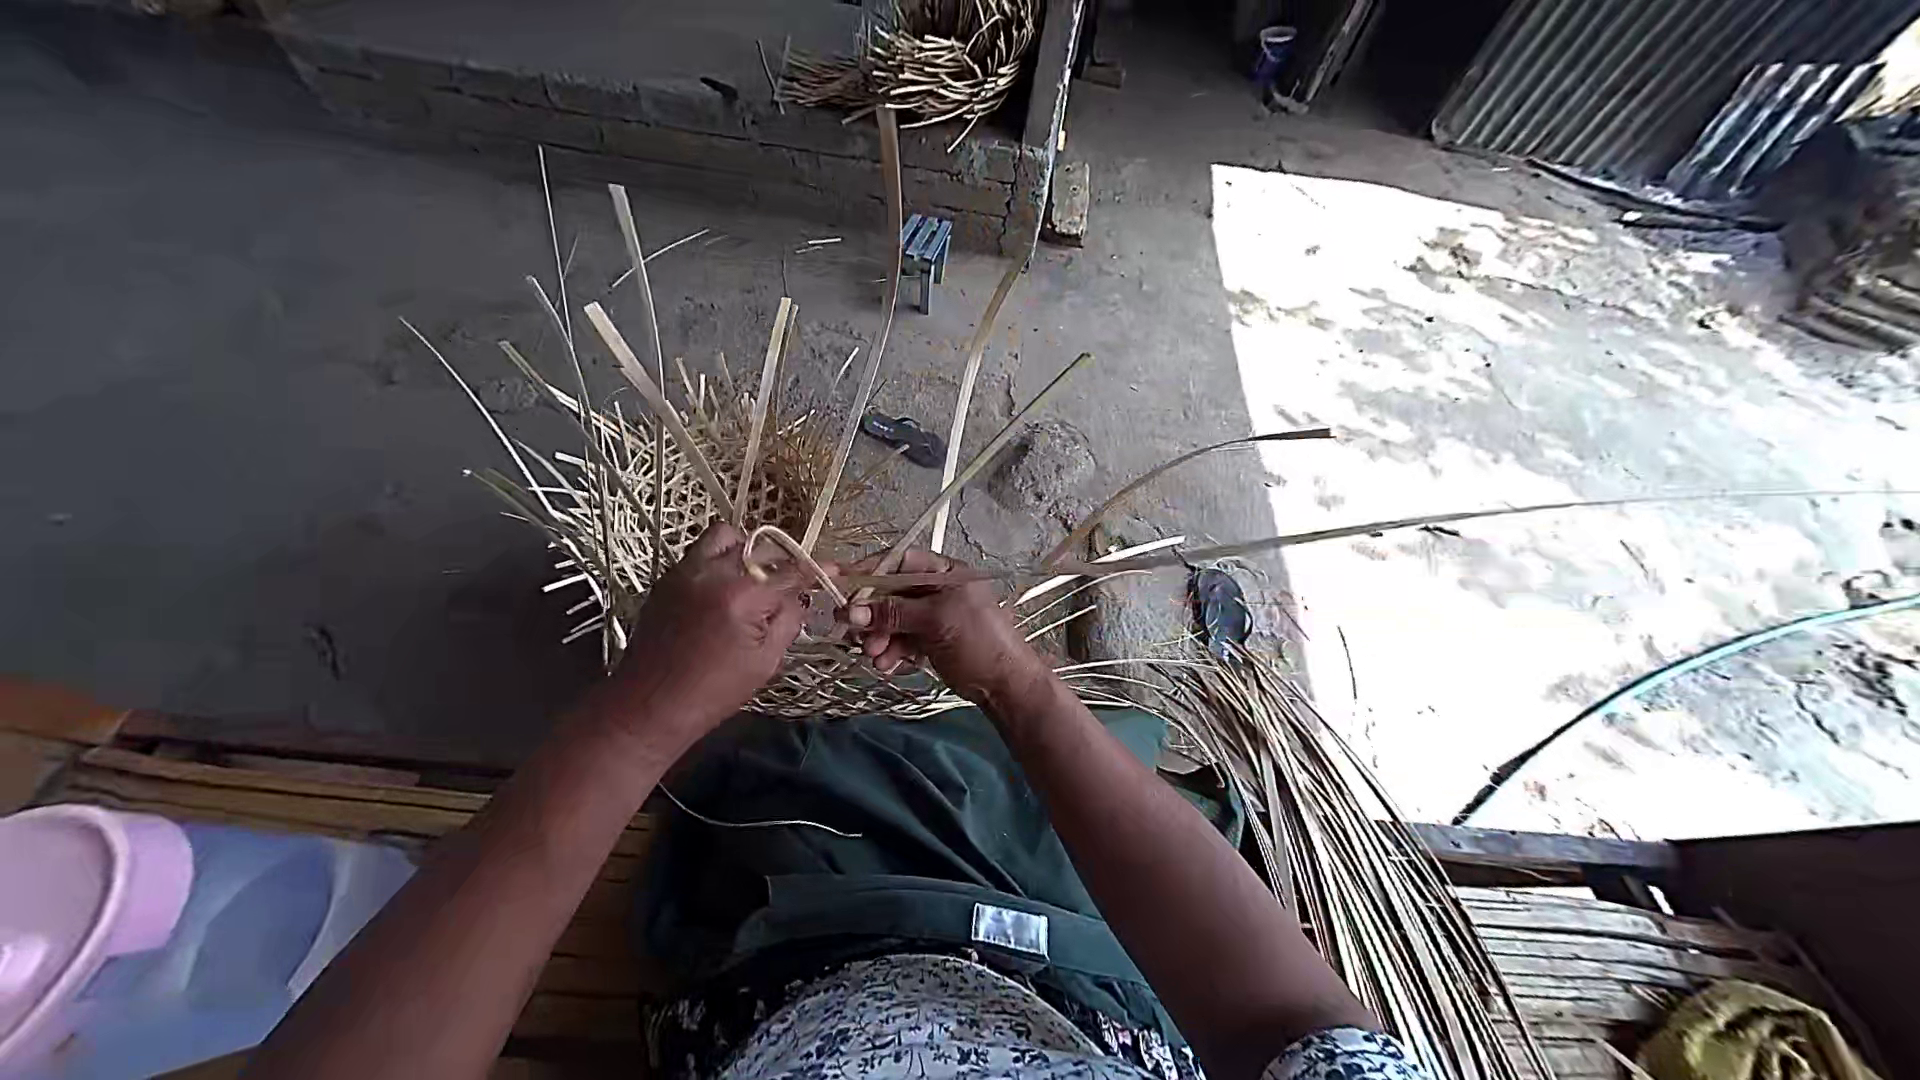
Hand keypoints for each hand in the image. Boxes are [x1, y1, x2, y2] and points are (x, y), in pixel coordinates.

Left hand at [607, 522, 806, 738]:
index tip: (831, 569)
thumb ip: (789, 620)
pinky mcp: (668, 578)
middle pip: (762, 549)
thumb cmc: (712, 692)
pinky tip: (723, 590)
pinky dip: (719, 560)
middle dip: (781, 564)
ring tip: (751, 579)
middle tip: (787, 586)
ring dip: (747, 551)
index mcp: (743, 596)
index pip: (791, 571)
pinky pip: (701, 552)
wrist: (649, 706)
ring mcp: (686, 571)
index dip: (815, 570)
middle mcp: (714, 573)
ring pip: (727, 537)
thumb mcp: (766, 661)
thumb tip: (799, 597)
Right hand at [836, 549, 1052, 706]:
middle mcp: (935, 589)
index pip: (898, 562)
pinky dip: (889, 650)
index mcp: (944, 572)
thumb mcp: (936, 620)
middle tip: (848, 628)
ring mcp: (931, 616)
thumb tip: (850, 610)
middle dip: (870, 612)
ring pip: (891, 619)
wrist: (1005, 684)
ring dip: (878, 636)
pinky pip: (900, 639)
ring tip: (872, 653)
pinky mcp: (928, 640)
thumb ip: (894, 613)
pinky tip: (885, 664)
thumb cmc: (979, 640)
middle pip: (890, 593)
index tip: (837, 582)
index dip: (867, 570)